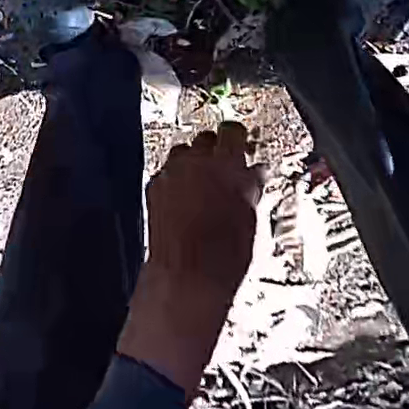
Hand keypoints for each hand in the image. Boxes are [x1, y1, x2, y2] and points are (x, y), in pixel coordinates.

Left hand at [117, 123, 264, 393]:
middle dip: (215, 151)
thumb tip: (253, 173)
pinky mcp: (154, 184)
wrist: (186, 276)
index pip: (232, 132)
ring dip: (194, 163)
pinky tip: (184, 201)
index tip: (241, 146)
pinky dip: (177, 179)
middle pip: (206, 138)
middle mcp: (195, 161)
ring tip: (203, 187)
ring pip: (184, 152)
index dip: (237, 139)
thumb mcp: (251, 218)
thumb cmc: (225, 255)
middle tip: (224, 171)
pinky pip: (168, 171)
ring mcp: (171, 171)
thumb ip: (249, 187)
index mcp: (226, 165)